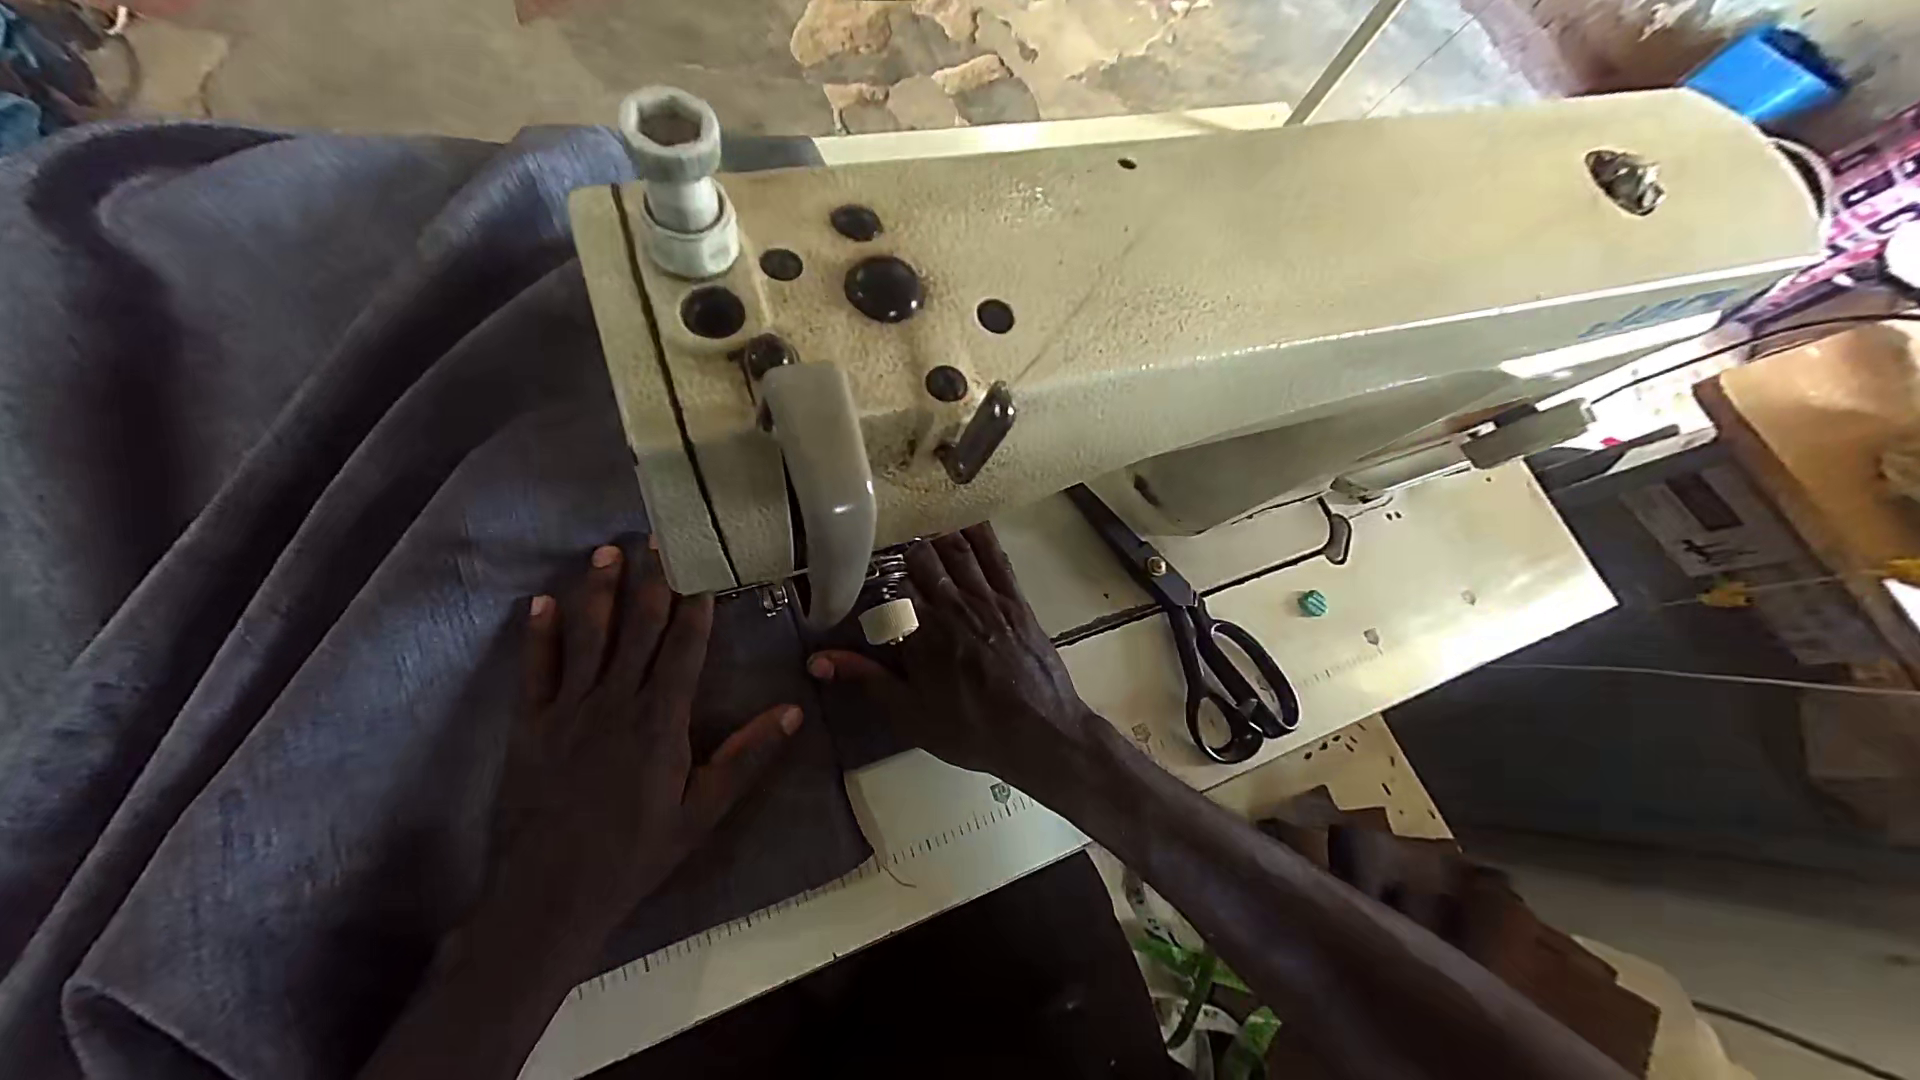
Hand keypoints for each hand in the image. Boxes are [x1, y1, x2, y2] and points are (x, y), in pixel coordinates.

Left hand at [493, 540, 801, 929]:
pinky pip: (535, 670)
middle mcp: (616, 701)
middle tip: (657, 539)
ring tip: (606, 551)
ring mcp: (568, 710)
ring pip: (587, 637)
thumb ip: (748, 756)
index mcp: (661, 719)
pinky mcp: (530, 726)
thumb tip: (793, 711)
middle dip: (651, 581)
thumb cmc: (638, 851)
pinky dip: (538, 634)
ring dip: (598, 591)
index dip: (694, 607)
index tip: (701, 571)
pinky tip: (540, 601)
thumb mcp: (705, 809)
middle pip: (638, 629)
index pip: (683, 648)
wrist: (550, 895)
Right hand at [807, 524, 1094, 790]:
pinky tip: (968, 517)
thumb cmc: (972, 729)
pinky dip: (980, 534)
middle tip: (891, 540)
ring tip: (920, 520)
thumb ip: (866, 678)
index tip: (860, 567)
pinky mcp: (1015, 598)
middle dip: (904, 548)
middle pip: (922, 558)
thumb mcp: (910, 713)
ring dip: (936, 532)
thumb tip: (818, 661)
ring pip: (956, 550)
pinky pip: (995, 556)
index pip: (890, 588)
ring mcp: (987, 598)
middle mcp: (952, 606)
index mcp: (922, 633)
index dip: (873, 574)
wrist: (1041, 733)